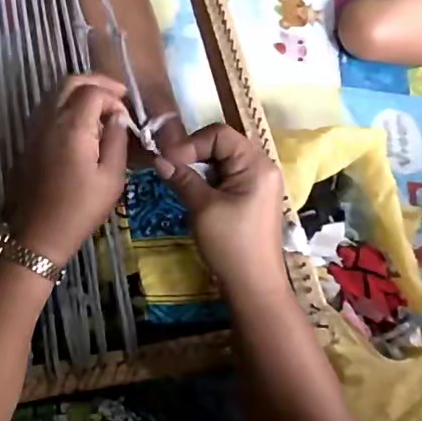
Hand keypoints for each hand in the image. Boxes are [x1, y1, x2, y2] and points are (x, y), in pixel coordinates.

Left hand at [6, 74, 129, 264]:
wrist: (38, 234)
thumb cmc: (80, 209)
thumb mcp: (111, 177)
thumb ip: (118, 140)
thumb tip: (119, 117)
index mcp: (72, 126)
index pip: (93, 91)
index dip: (113, 97)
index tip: (126, 116)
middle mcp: (50, 119)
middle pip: (70, 82)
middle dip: (96, 83)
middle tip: (117, 97)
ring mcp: (36, 128)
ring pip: (56, 92)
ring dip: (81, 92)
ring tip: (103, 109)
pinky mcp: (30, 139)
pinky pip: (49, 108)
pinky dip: (68, 105)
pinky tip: (84, 125)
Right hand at [154, 123, 286, 291]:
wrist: (254, 285)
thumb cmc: (231, 244)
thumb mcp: (203, 208)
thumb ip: (182, 178)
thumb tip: (158, 159)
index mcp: (257, 164)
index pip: (220, 134)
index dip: (191, 143)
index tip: (169, 161)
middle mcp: (262, 167)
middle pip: (223, 144)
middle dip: (194, 153)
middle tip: (170, 168)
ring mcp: (259, 182)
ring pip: (223, 160)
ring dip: (199, 167)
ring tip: (179, 180)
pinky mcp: (252, 197)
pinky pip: (227, 176)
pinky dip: (208, 179)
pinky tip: (194, 192)